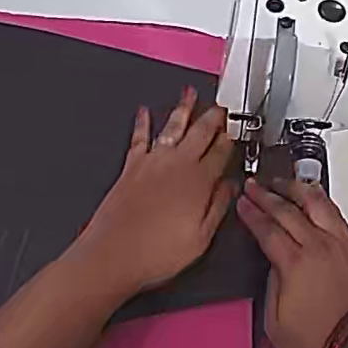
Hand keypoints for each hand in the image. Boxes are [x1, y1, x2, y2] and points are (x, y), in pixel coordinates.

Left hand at [71, 88, 236, 300]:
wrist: (112, 255)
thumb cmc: (156, 252)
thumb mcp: (201, 238)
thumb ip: (218, 207)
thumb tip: (230, 188)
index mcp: (199, 181)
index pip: (221, 151)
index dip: (231, 139)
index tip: (236, 132)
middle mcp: (177, 164)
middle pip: (200, 131)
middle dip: (213, 116)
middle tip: (221, 107)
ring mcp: (152, 162)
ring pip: (173, 126)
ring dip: (183, 108)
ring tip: (189, 93)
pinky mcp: (131, 166)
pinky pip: (139, 136)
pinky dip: (142, 122)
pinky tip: (144, 111)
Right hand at [236, 176, 347, 347]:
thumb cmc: (316, 347)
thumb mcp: (274, 319)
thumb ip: (271, 280)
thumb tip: (272, 261)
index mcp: (296, 263)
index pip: (268, 227)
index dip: (252, 213)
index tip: (243, 203)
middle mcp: (319, 249)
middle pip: (289, 210)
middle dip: (268, 195)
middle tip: (255, 187)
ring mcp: (338, 248)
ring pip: (317, 204)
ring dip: (296, 189)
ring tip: (283, 182)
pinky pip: (335, 215)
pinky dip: (321, 200)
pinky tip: (315, 197)